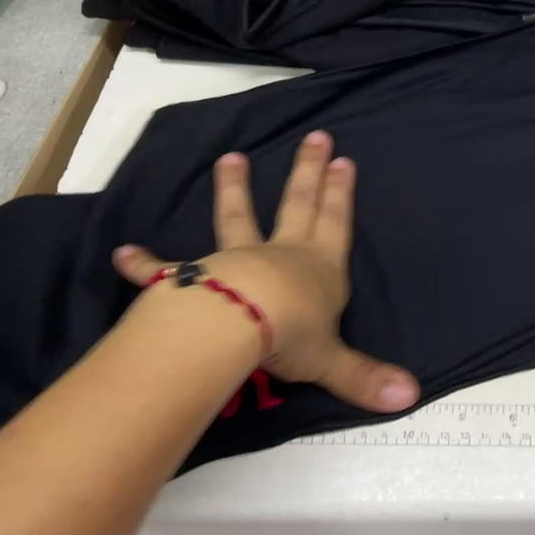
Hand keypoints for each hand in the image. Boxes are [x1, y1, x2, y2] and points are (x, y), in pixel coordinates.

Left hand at [111, 132, 419, 412]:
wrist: (236, 327)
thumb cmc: (292, 336)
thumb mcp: (333, 360)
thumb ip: (365, 378)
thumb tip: (409, 398)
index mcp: (319, 269)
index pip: (335, 223)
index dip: (339, 193)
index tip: (341, 159)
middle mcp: (281, 255)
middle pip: (297, 205)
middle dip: (306, 172)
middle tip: (314, 137)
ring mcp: (236, 261)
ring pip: (237, 218)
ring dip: (234, 189)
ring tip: (229, 158)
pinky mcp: (193, 278)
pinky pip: (164, 269)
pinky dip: (145, 261)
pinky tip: (124, 251)